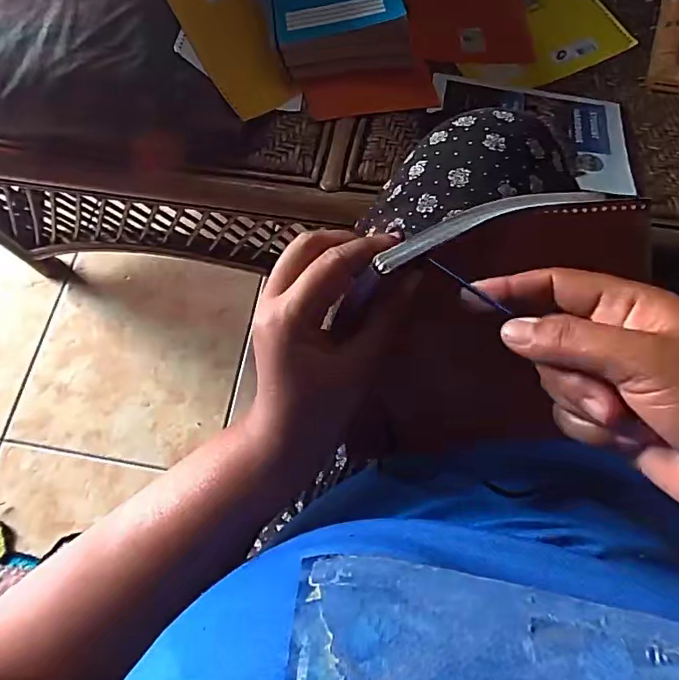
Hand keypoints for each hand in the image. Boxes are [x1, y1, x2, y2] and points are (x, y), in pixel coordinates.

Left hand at [246, 230, 412, 462]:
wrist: (281, 439)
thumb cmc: (320, 411)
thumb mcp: (361, 363)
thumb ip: (386, 316)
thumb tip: (411, 279)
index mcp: (289, 316)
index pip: (330, 263)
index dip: (368, 248)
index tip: (399, 244)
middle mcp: (271, 302)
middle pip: (305, 245)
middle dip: (346, 240)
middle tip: (383, 250)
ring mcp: (266, 305)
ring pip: (298, 254)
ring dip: (334, 251)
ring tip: (372, 261)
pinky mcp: (272, 312)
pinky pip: (297, 273)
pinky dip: (325, 267)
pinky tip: (353, 281)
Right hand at [473, 268, 678, 522]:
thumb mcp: (647, 360)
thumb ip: (574, 340)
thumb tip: (510, 328)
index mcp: (629, 307)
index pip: (559, 286)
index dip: (515, 287)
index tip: (470, 294)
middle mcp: (614, 339)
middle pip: (550, 340)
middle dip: (569, 372)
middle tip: (608, 396)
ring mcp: (612, 382)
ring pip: (556, 383)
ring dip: (585, 406)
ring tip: (630, 422)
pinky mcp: (611, 422)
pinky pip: (569, 417)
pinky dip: (592, 430)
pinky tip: (630, 440)